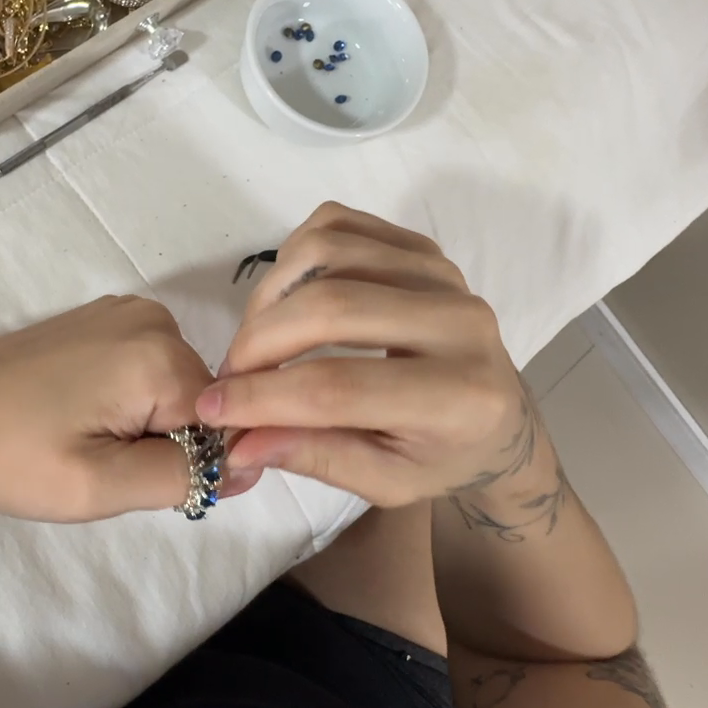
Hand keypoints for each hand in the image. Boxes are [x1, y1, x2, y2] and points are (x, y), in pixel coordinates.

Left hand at [0, 295, 215, 522]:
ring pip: (176, 387)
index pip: (224, 422)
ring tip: (88, 437)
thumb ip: (183, 476)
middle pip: (200, 401)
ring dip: (149, 423)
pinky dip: (132, 399)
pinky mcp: (105, 317)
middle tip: (104, 461)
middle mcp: (154, 319)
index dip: (190, 464)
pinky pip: (149, 367)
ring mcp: (128, 311)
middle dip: (167, 441)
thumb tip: (248, 462)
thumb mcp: (99, 486)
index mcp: (158, 355)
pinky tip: (84, 412)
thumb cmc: (11, 454)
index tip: (137, 478)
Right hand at [199, 203, 535, 508]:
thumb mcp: (385, 483)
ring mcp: (441, 272)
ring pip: (325, 253)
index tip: (212, 408)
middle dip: (257, 341)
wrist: (496, 415)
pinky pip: (336, 224)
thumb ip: (314, 457)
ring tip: (259, 338)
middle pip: (328, 308)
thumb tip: (236, 442)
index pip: (337, 387)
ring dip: (270, 295)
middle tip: (229, 373)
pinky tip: (289, 297)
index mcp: (459, 395)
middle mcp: (460, 321)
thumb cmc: (440, 457)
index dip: (262, 397)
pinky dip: (294, 255)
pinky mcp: (420, 245)